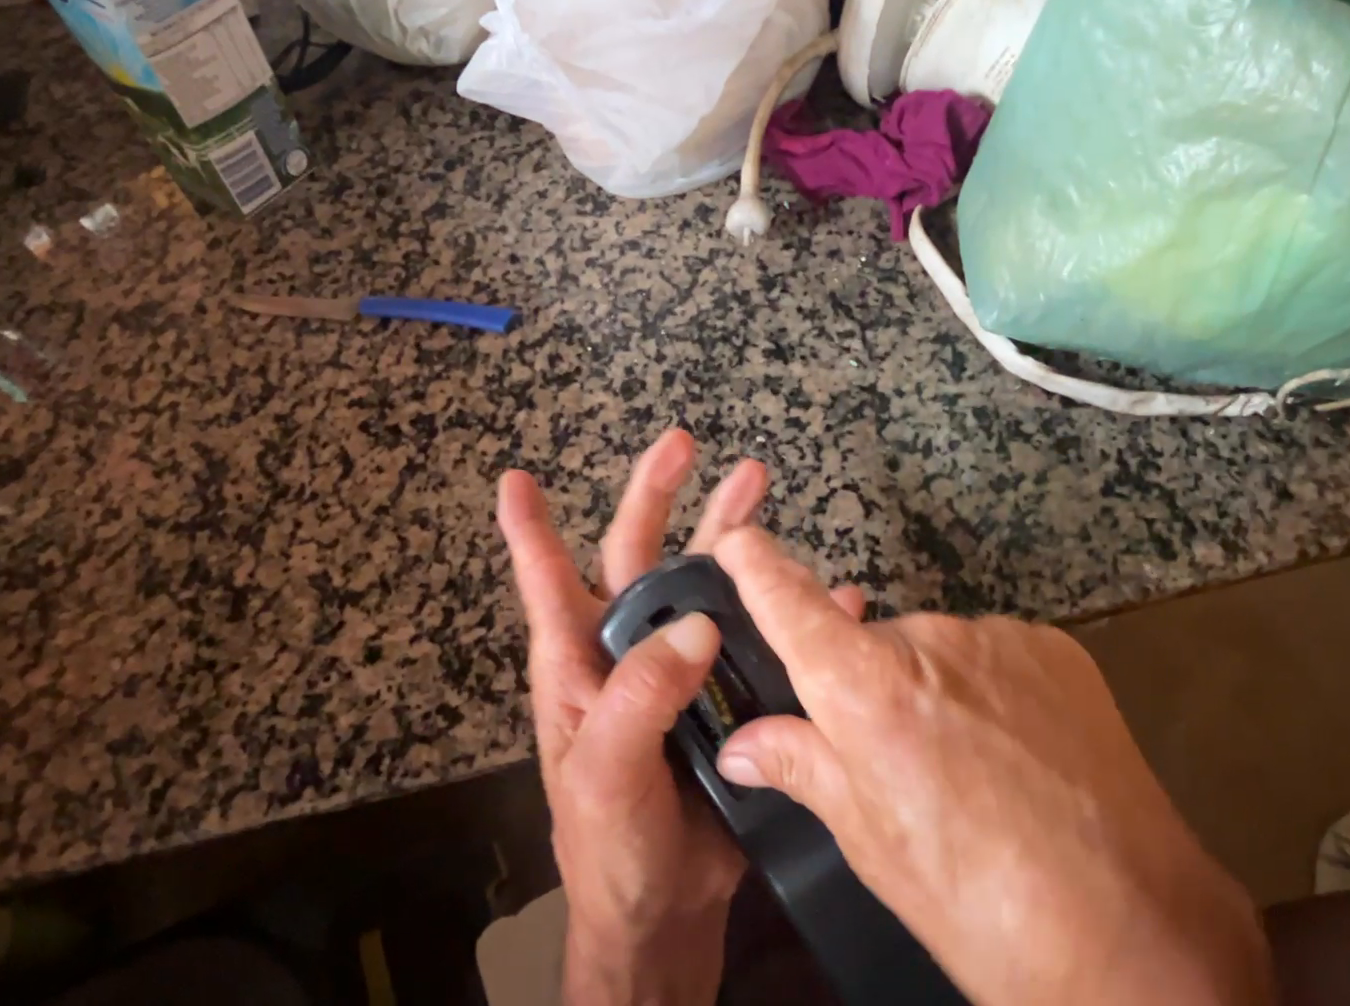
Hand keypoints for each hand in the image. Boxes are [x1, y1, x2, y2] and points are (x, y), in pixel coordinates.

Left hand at [497, 430, 863, 1004]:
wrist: (664, 905)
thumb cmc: (608, 844)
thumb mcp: (604, 772)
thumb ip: (639, 698)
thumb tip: (697, 624)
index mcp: (579, 663)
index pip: (548, 582)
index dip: (531, 530)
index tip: (516, 480)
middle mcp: (628, 652)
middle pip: (640, 559)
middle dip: (658, 499)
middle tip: (683, 444)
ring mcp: (681, 670)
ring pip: (705, 584)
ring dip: (730, 536)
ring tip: (758, 485)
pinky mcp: (729, 694)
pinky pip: (761, 640)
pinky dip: (791, 612)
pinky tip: (832, 593)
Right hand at [710, 529, 1272, 1005]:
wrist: (1132, 932)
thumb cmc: (974, 899)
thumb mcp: (869, 840)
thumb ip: (801, 766)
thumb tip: (741, 745)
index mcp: (866, 688)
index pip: (789, 602)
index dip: (756, 564)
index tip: (736, 538)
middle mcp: (927, 641)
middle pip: (867, 642)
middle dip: (864, 684)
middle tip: (889, 756)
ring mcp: (996, 638)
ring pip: (930, 652)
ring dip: (927, 689)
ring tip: (965, 766)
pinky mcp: (1053, 648)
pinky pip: (988, 655)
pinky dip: (982, 689)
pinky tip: (1011, 750)